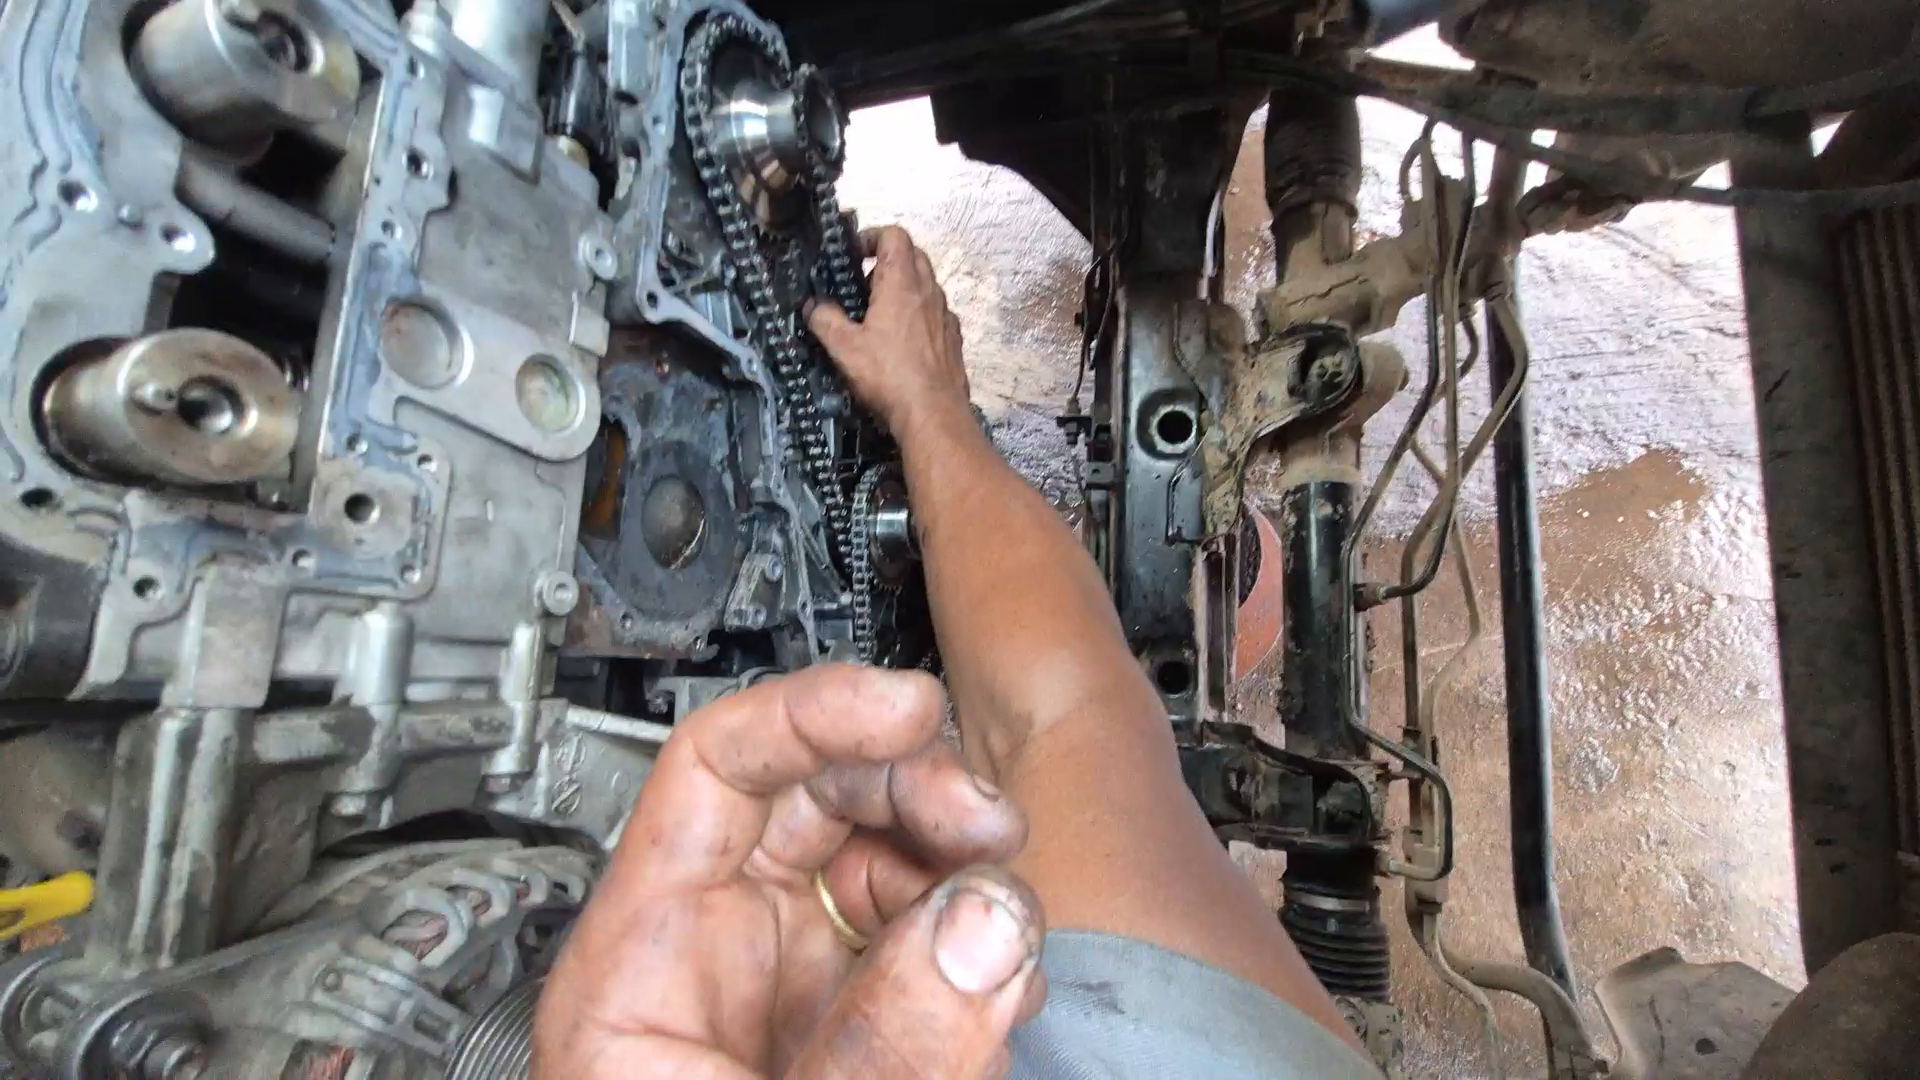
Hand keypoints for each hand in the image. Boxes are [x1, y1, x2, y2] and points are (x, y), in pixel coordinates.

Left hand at [533, 665, 1047, 1078]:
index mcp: (652, 958)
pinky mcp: (863, 998)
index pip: (717, 769)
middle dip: (911, 780)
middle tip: (988, 821)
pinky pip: (925, 909)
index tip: (909, 708)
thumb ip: (884, 1055)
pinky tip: (1000, 954)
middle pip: (816, 788)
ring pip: (881, 839)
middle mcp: (725, 939)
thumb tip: (987, 920)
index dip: (813, 712)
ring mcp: (799, 965)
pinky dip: (975, 910)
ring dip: (955, 843)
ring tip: (1005, 894)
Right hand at [807, 226, 970, 441]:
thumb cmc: (889, 376)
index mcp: (902, 283)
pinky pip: (936, 315)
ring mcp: (946, 316)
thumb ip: (825, 320)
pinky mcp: (954, 340)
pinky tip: (904, 342)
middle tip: (864, 284)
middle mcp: (930, 292)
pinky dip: (919, 316)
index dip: (872, 236)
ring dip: (905, 290)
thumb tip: (812, 307)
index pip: (894, 235)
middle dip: (888, 261)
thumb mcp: (845, 348)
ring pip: (927, 286)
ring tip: (880, 315)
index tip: (854, 255)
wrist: (934, 414)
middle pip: (914, 255)